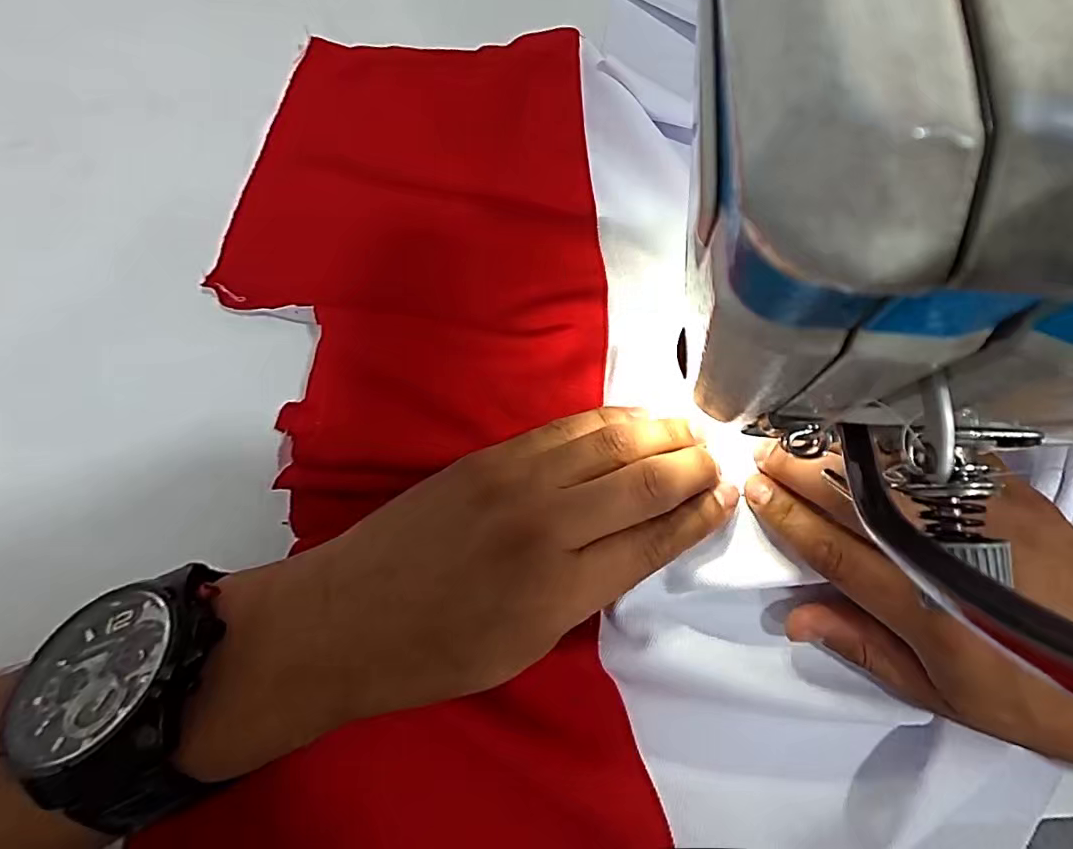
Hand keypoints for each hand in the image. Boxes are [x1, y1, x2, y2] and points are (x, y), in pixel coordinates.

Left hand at [305, 407, 736, 714]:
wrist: (344, 618)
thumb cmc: (441, 652)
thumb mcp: (532, 643)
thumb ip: (595, 587)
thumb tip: (645, 538)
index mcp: (563, 590)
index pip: (655, 538)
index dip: (699, 514)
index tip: (728, 495)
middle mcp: (549, 526)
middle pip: (644, 482)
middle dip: (692, 467)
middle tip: (718, 460)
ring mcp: (518, 480)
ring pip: (612, 442)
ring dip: (661, 432)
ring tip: (690, 430)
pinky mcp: (494, 455)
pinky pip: (570, 427)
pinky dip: (614, 419)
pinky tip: (636, 419)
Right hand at [744, 443, 1072, 762]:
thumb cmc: (1031, 692)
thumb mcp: (938, 690)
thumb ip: (863, 645)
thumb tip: (800, 618)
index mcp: (919, 606)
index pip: (833, 550)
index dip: (788, 518)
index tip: (759, 494)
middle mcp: (942, 552)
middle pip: (850, 500)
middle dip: (798, 472)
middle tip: (767, 456)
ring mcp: (976, 513)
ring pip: (886, 471)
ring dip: (836, 452)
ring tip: (802, 442)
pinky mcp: (1006, 490)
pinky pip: (937, 457)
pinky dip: (894, 443)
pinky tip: (868, 434)